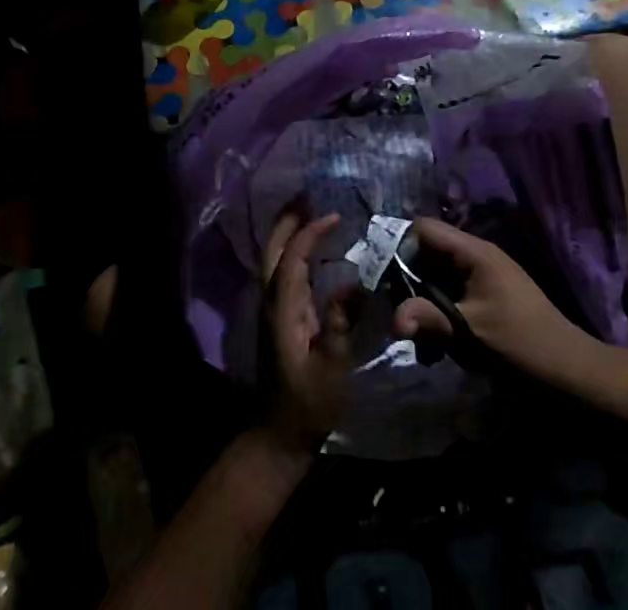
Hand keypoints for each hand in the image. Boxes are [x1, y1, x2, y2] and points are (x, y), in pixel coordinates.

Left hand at [261, 212, 355, 452]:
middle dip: (287, 221)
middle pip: (273, 251)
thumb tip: (355, 284)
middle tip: (307, 195)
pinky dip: (294, 252)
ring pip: (275, 260)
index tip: (334, 215)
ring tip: (310, 212)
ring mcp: (273, 309)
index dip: (309, 233)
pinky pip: (284, 273)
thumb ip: (340, 324)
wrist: (280, 432)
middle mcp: (272, 302)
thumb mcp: (331, 366)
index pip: (293, 259)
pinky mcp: (280, 318)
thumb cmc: (309, 402)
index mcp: (283, 309)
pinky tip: (312, 251)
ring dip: (288, 233)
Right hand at [393, 218, 589, 374]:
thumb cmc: (520, 342)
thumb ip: (428, 319)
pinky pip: (446, 296)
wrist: (567, 368)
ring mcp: (478, 277)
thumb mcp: (469, 330)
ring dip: (419, 305)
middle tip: (391, 309)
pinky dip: (435, 316)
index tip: (381, 275)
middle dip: (405, 282)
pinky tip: (434, 347)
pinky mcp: (481, 296)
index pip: (424, 228)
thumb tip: (392, 320)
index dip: (398, 245)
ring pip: (432, 278)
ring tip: (416, 337)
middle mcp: (474, 257)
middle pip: (424, 254)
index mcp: (474, 253)